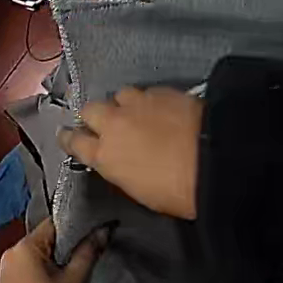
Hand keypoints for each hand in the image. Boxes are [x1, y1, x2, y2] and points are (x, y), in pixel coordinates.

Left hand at [0, 217, 105, 282]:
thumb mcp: (73, 281)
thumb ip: (88, 251)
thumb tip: (105, 229)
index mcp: (23, 247)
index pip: (54, 223)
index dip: (76, 225)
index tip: (95, 230)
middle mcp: (10, 253)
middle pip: (46, 237)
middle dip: (67, 242)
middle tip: (91, 248)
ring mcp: (6, 269)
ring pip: (39, 252)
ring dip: (57, 256)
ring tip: (79, 263)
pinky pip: (31, 266)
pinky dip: (46, 267)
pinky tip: (61, 277)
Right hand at [57, 86, 201, 219]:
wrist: (213, 160)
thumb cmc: (178, 191)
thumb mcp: (141, 192)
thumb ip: (123, 172)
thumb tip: (121, 163)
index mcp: (105, 155)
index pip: (73, 141)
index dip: (69, 138)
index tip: (68, 136)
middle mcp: (115, 124)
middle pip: (90, 109)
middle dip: (94, 115)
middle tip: (104, 122)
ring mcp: (138, 103)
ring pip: (119, 95)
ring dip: (123, 104)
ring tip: (135, 112)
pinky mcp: (162, 91)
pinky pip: (147, 91)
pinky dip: (149, 99)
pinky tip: (160, 107)